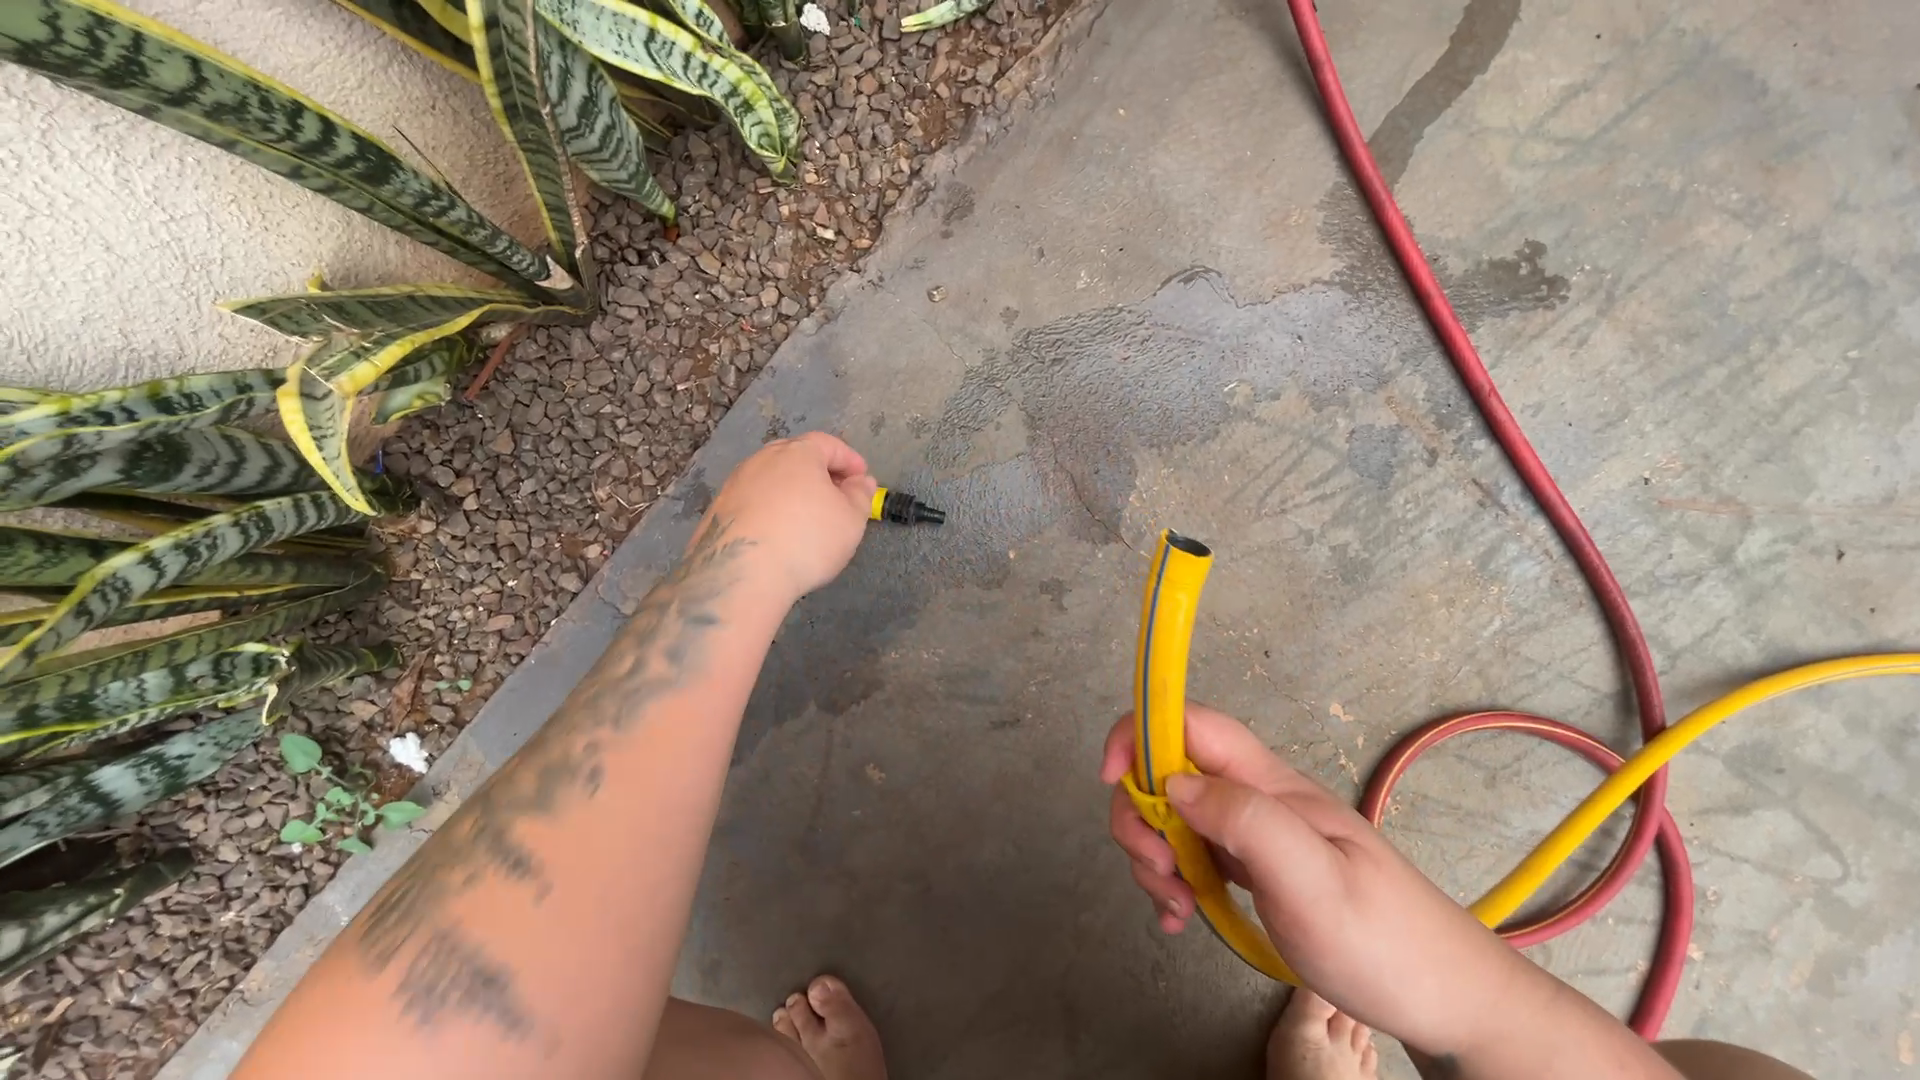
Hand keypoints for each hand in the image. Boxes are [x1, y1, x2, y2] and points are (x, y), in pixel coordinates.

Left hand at [698, 432, 877, 603]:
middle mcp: (762, 459)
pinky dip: (770, 509)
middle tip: (835, 495)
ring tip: (806, 517)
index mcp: (798, 453)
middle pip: (796, 457)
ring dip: (791, 491)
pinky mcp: (718, 509)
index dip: (849, 459)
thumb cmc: (808, 539)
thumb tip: (860, 481)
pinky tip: (777, 534)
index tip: (862, 478)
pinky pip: (753, 501)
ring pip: (771, 478)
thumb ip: (860, 496)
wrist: (742, 574)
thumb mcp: (851, 520)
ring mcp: (735, 483)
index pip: (828, 444)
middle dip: (818, 472)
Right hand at [1100, 704, 1539, 1055]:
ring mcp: (1252, 834)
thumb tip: (1174, 782)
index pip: (1192, 724)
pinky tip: (1181, 916)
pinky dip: (1170, 883)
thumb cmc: (1383, 941)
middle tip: (1158, 873)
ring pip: (1172, 818)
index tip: (1113, 780)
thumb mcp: (1314, 881)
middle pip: (1167, 772)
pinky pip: (1191, 857)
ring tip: (1177, 908)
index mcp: (1270, 785)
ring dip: (1153, 857)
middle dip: (1140, 816)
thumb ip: (1245, 821)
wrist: (1445, 998)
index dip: (1141, 732)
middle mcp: (1255, 798)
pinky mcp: (1251, 869)